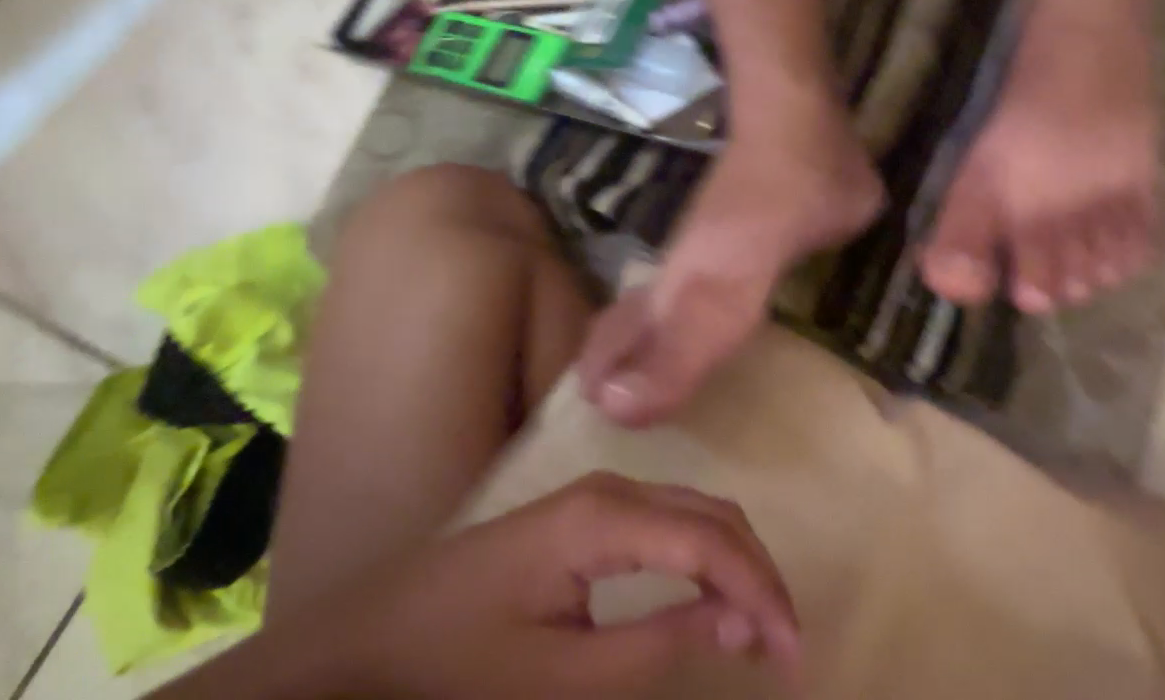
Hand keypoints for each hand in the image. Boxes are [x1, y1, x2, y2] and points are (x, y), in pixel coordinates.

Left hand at [344, 472, 801, 698]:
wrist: (372, 634)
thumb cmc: (462, 660)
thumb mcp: (564, 673)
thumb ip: (660, 641)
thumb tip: (741, 620)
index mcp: (606, 519)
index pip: (711, 543)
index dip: (761, 593)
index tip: (792, 652)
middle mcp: (613, 490)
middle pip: (714, 518)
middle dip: (759, 575)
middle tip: (785, 644)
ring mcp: (600, 496)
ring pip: (697, 515)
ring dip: (736, 565)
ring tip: (760, 627)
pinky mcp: (589, 513)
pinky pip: (670, 523)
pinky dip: (705, 558)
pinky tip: (714, 596)